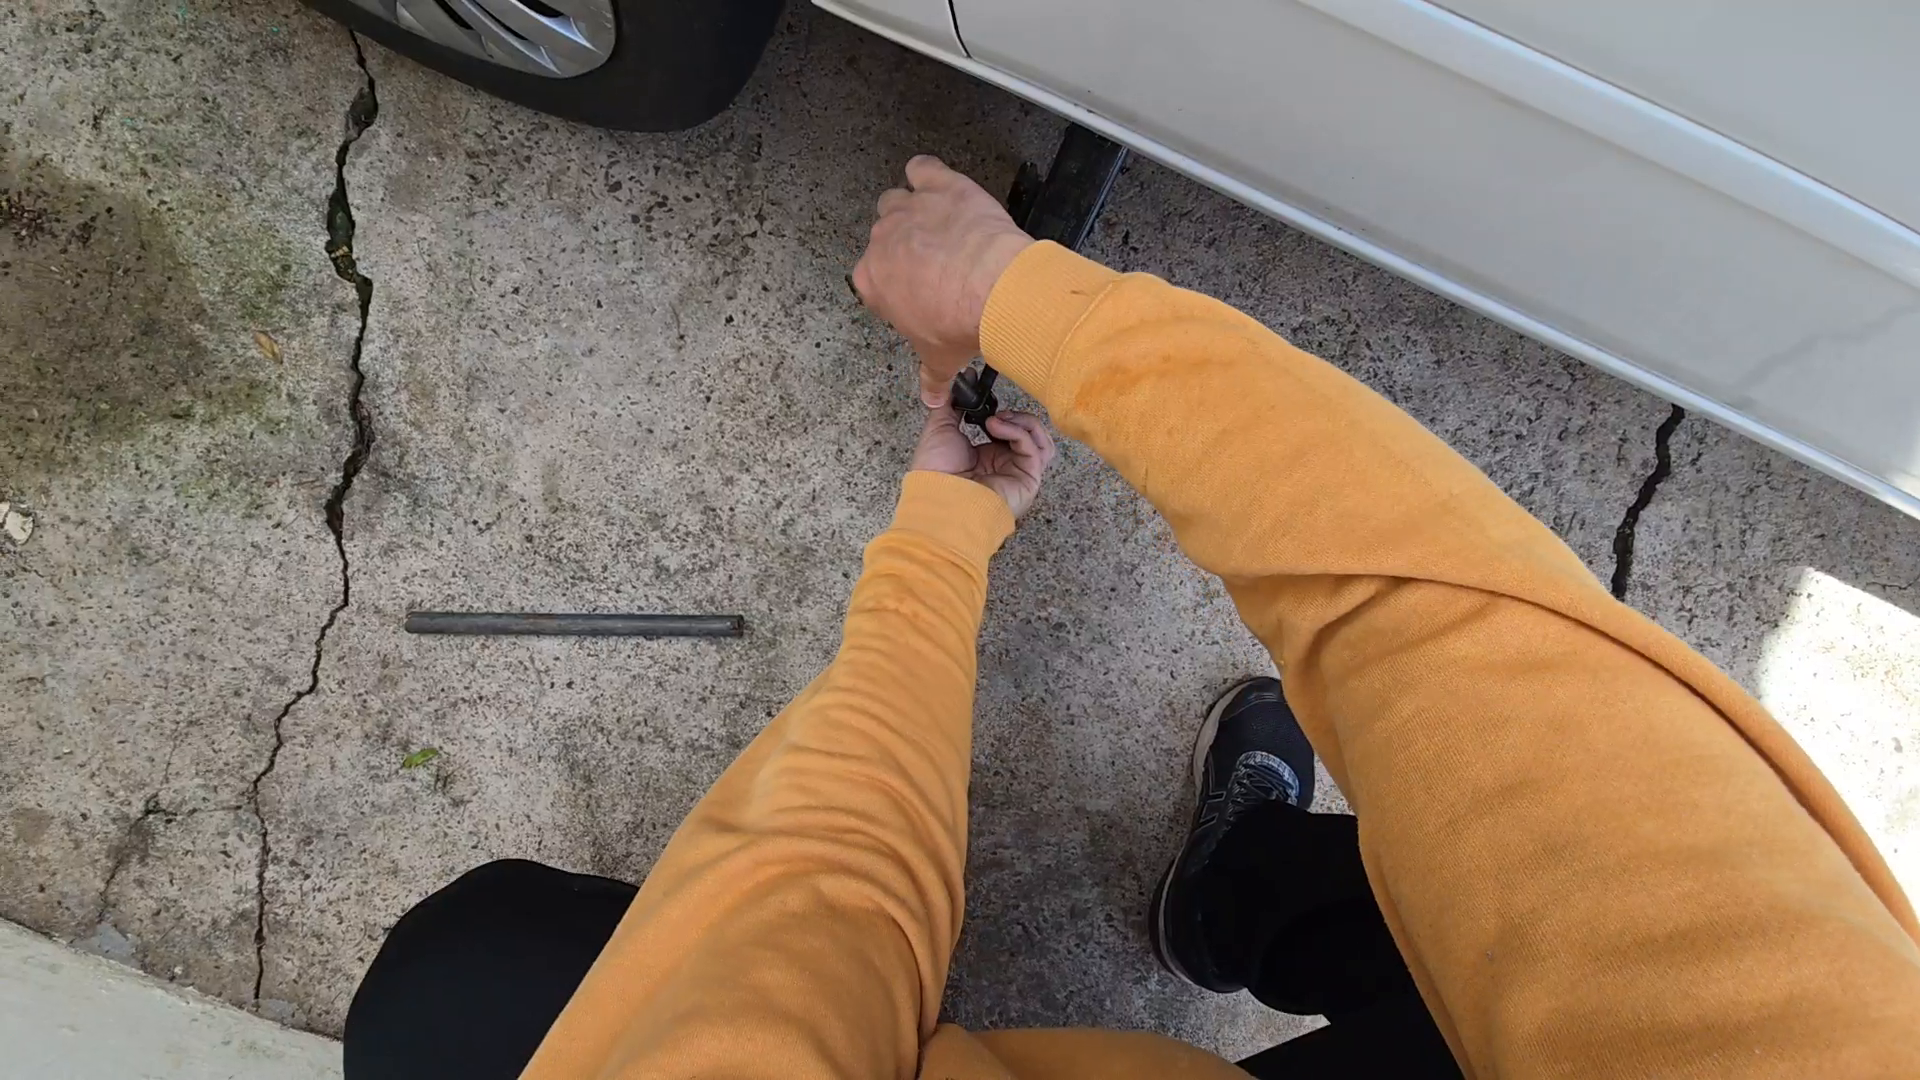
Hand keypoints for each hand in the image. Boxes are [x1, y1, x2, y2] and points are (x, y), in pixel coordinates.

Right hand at [853, 156, 1034, 407]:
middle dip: (902, 249)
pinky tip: (938, 184)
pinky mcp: (939, 186)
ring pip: (895, 201)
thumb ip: (931, 379)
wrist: (993, 290)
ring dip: (910, 211)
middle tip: (930, 266)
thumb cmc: (959, 323)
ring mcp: (908, 209)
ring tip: (935, 227)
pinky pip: (922, 169)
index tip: (914, 297)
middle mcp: (882, 240)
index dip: (894, 287)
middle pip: (883, 238)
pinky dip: (928, 174)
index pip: (873, 280)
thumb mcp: (941, 358)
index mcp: (873, 281)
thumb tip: (932, 400)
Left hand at [910, 407, 1055, 517]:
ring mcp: (1018, 474)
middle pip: (1030, 435)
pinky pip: (1035, 449)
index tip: (987, 401)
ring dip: (1024, 422)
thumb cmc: (935, 472)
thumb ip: (951, 404)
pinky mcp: (1028, 480)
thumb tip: (962, 381)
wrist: (939, 497)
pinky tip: (996, 426)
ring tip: (999, 419)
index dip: (1003, 414)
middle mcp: (1005, 467)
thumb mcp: (939, 428)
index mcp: (986, 458)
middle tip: (996, 412)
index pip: (1009, 431)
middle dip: (1017, 417)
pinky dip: (1018, 431)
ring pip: (1040, 441)